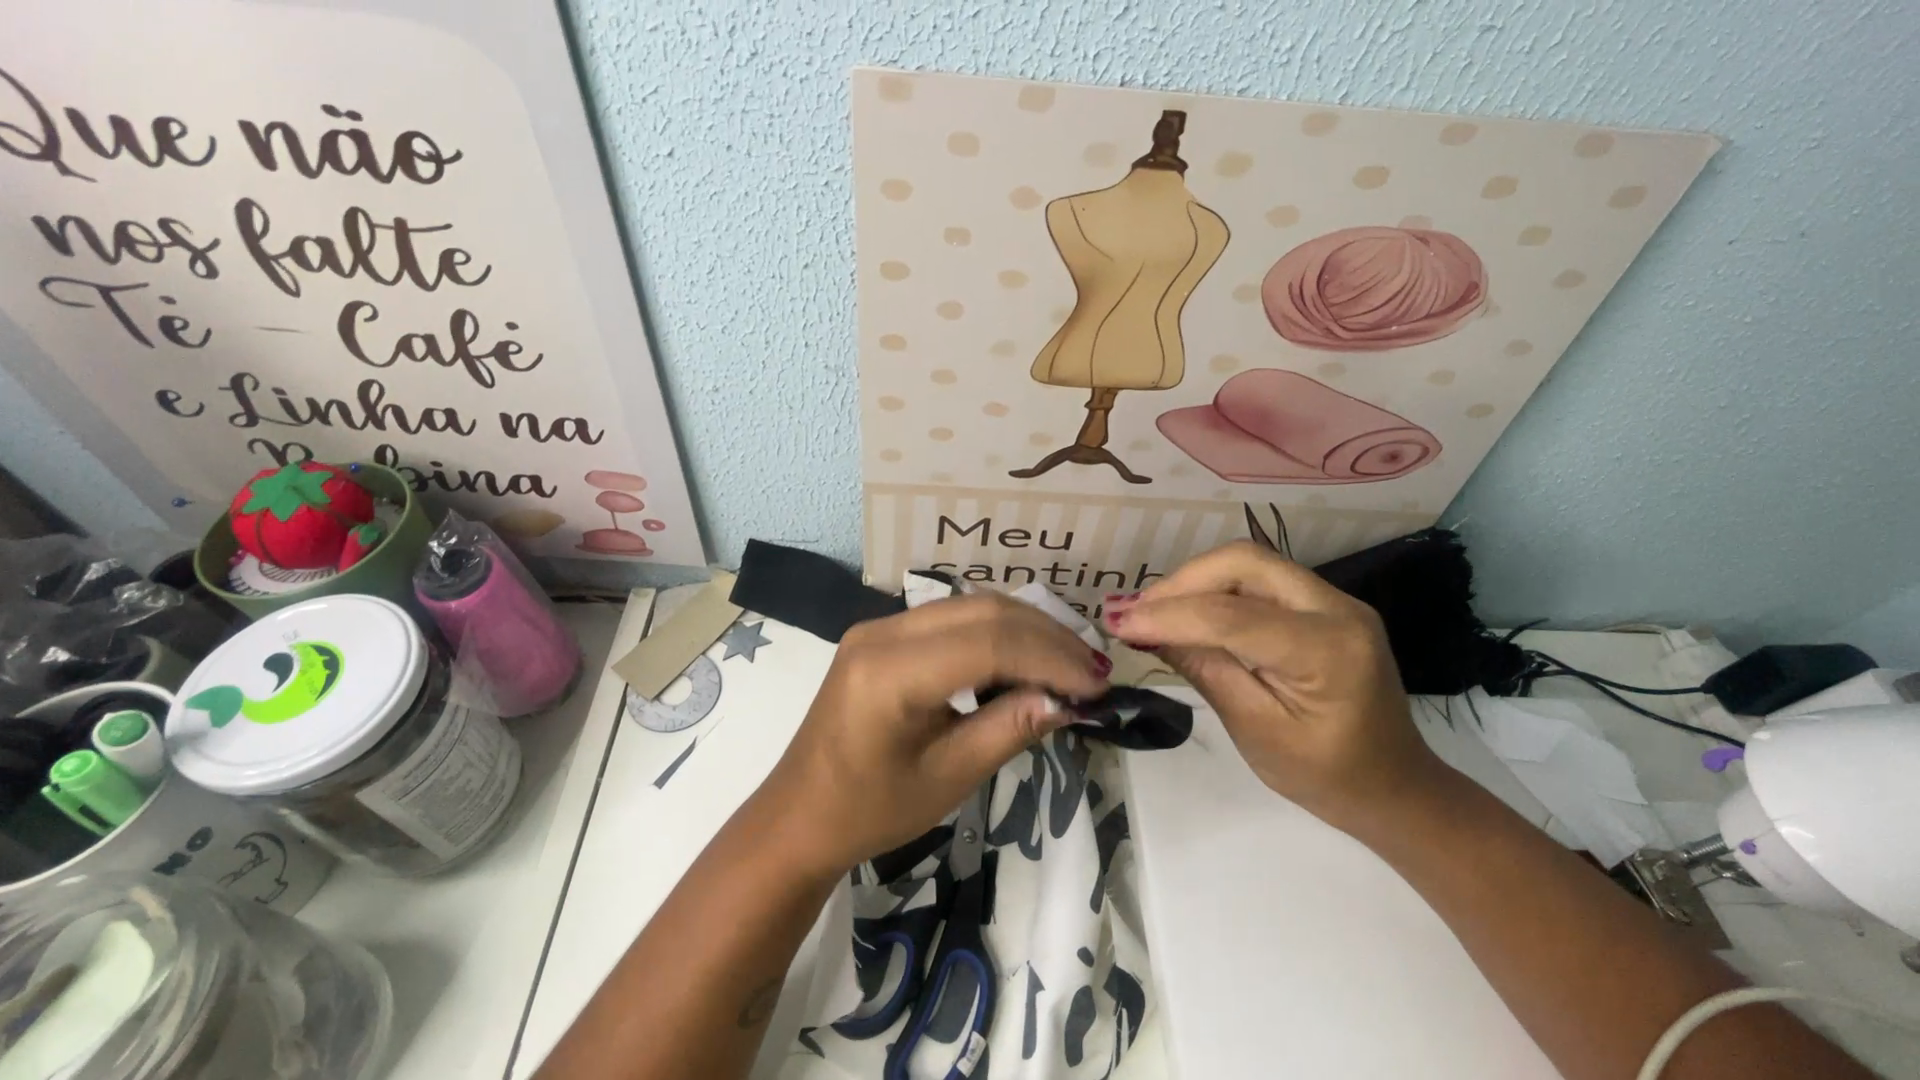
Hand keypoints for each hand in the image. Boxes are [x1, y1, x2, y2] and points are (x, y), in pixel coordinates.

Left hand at [759, 592, 1109, 875]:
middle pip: (982, 611)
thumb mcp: (948, 777)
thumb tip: (1068, 698)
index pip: (988, 642)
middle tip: (1094, 672)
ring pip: (969, 606)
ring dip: (1025, 629)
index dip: (1050, 659)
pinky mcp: (881, 636)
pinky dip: (996, 633)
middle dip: (1046, 636)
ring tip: (1071, 664)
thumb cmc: (869, 810)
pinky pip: (951, 619)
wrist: (800, 816)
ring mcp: (878, 628)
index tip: (1097, 687)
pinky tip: (1026, 658)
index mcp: (889, 673)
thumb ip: (1009, 728)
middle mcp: (881, 633)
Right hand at [1103, 541, 1447, 833]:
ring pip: (1250, 563)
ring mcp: (1334, 601)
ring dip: (1196, 582)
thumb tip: (1147, 630)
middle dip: (1182, 581)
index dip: (1169, 614)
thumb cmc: (1326, 777)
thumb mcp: (1257, 732)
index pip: (1233, 615)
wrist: (1394, 786)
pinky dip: (1217, 590)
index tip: (1117, 623)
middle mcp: (1337, 608)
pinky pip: (1262, 580)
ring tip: (1151, 612)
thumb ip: (1207, 672)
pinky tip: (1188, 613)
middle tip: (1135, 613)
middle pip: (1244, 562)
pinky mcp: (1324, 606)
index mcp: (1327, 650)